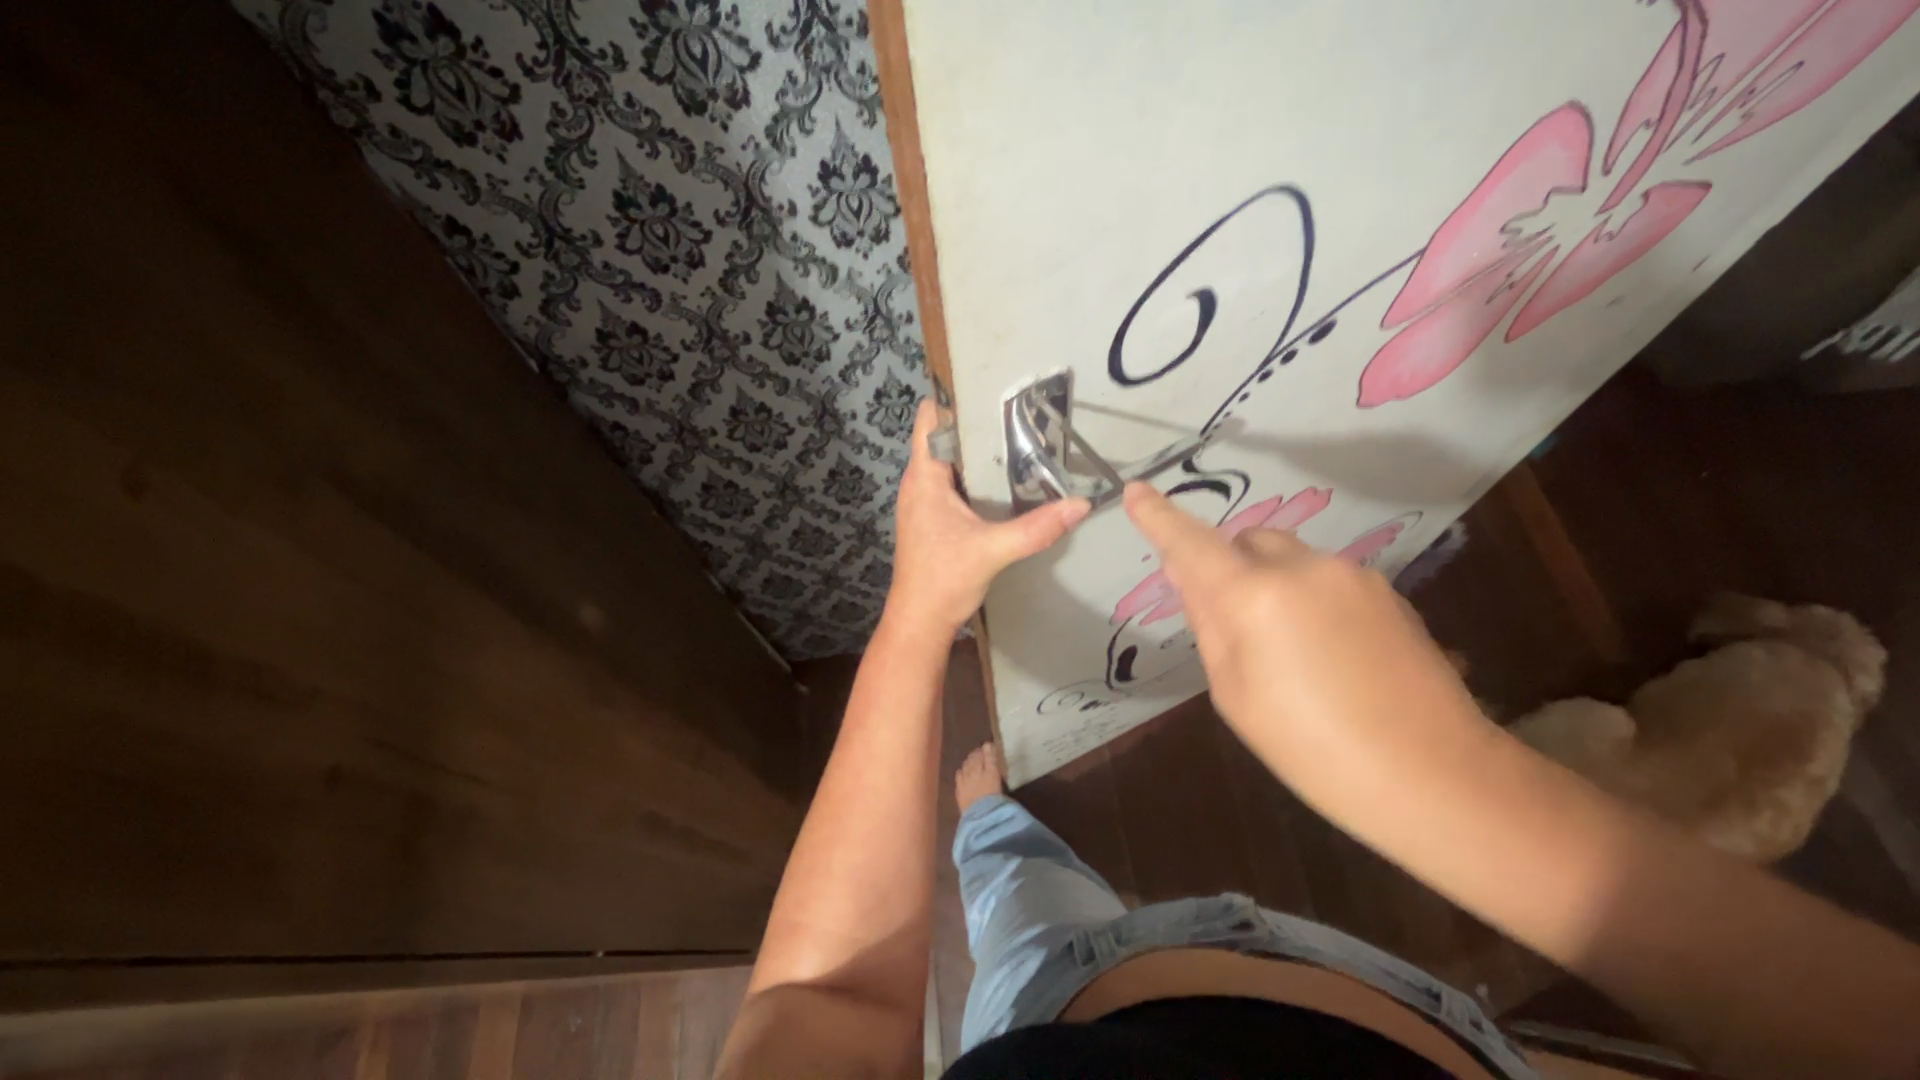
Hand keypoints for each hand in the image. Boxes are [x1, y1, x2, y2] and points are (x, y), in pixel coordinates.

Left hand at [887, 400, 1089, 633]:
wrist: (920, 622)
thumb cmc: (941, 581)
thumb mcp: (992, 551)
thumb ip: (1035, 528)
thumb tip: (1080, 505)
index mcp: (924, 478)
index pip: (930, 419)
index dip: (955, 398)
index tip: (992, 387)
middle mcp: (920, 483)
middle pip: (947, 437)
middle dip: (979, 424)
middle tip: (1022, 412)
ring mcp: (926, 501)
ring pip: (953, 462)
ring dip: (981, 453)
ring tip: (1022, 438)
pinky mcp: (936, 519)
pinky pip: (957, 484)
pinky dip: (980, 477)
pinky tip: (1010, 482)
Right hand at [1122, 482, 1493, 794]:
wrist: (1431, 772)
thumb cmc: (1311, 749)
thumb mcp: (1235, 694)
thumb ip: (1208, 624)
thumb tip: (1187, 574)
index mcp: (1254, 598)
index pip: (1191, 543)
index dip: (1159, 517)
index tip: (1134, 491)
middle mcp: (1301, 567)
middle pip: (1244, 543)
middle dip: (1228, 568)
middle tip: (1231, 625)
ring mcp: (1350, 573)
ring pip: (1287, 559)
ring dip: (1271, 584)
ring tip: (1290, 652)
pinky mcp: (1385, 589)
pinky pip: (1325, 577)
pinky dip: (1309, 598)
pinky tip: (1330, 654)